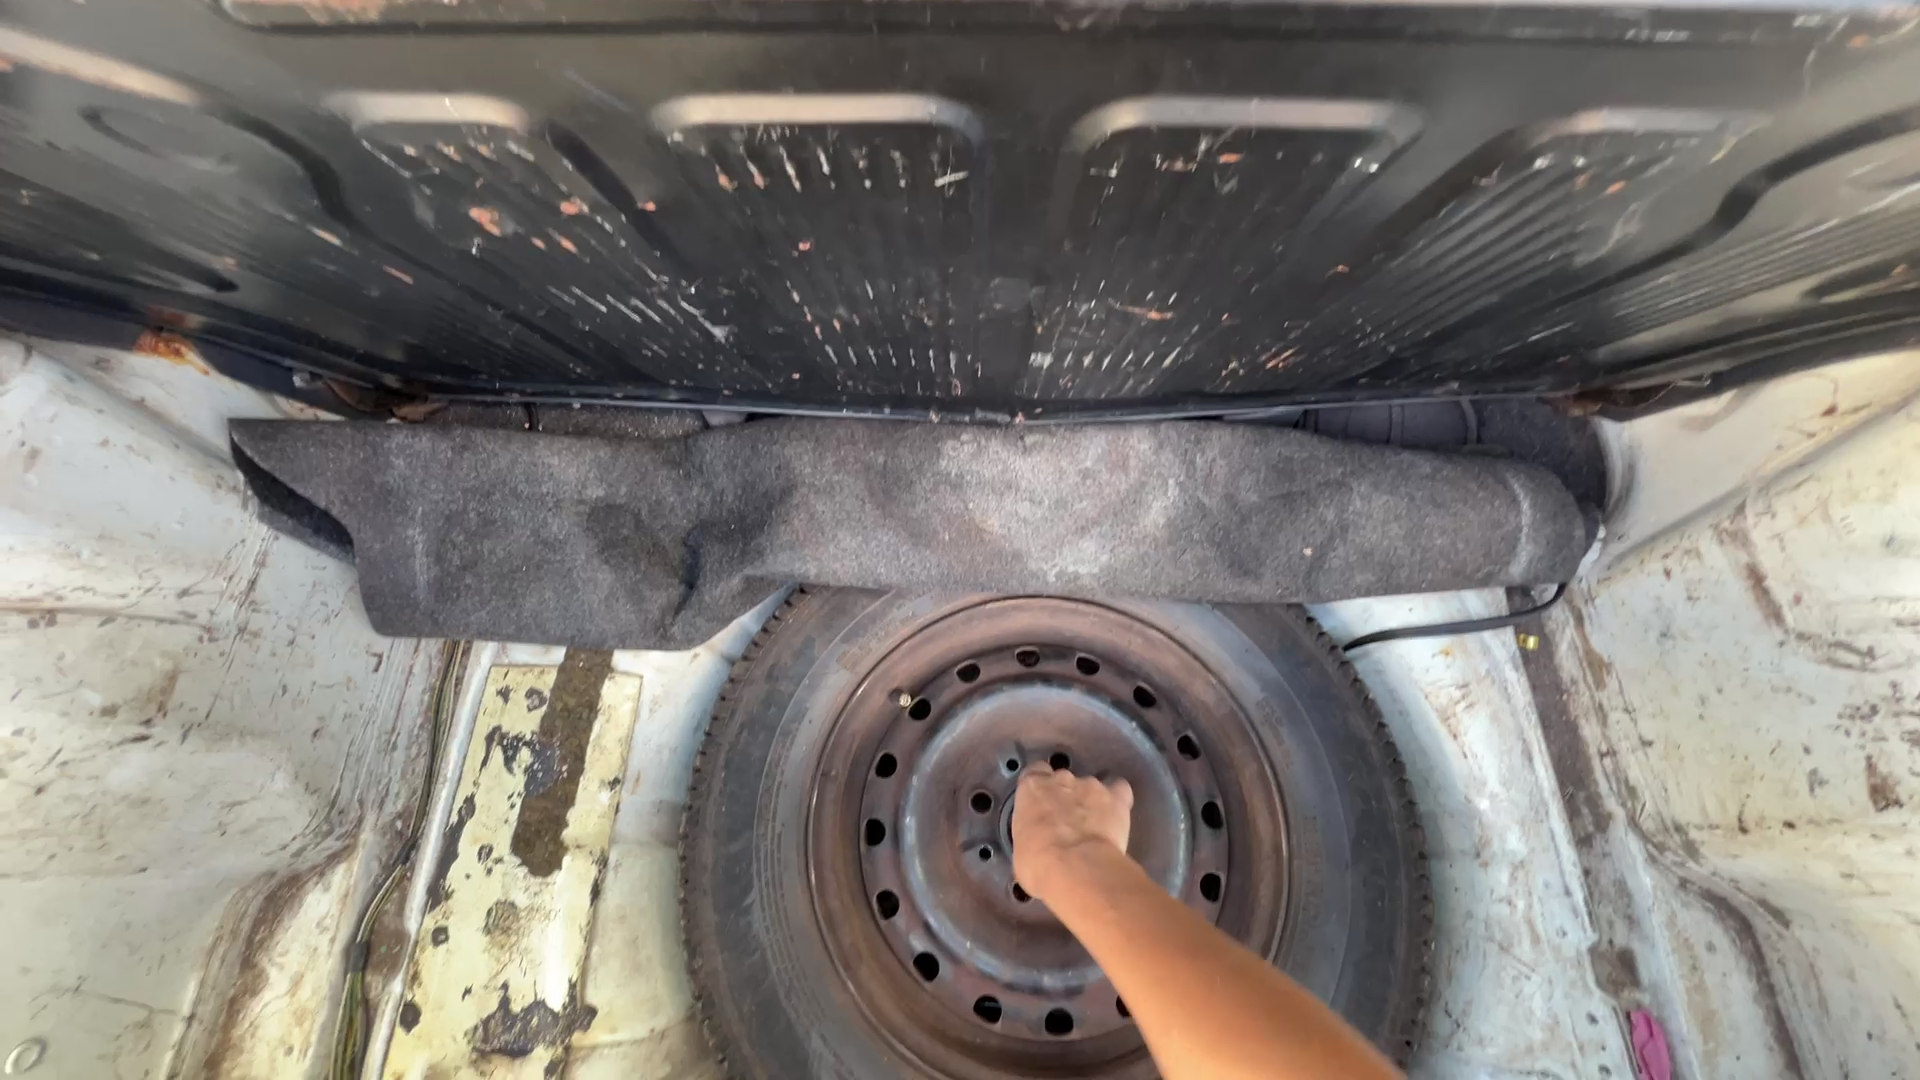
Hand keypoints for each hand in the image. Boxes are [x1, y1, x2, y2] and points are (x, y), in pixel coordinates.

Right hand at [1010, 765, 1133, 902]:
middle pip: (1063, 780)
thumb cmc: (1039, 862)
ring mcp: (1091, 786)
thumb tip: (1037, 841)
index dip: (1039, 789)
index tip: (1040, 805)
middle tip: (1065, 824)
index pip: (1034, 773)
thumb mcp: (1020, 849)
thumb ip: (1030, 832)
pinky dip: (1117, 801)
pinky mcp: (1116, 799)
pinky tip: (1115, 816)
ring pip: (1091, 787)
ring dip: (1090, 803)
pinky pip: (1119, 790)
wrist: (1077, 867)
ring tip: (1093, 828)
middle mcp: (1061, 779)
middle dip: (1064, 797)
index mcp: (1032, 787)